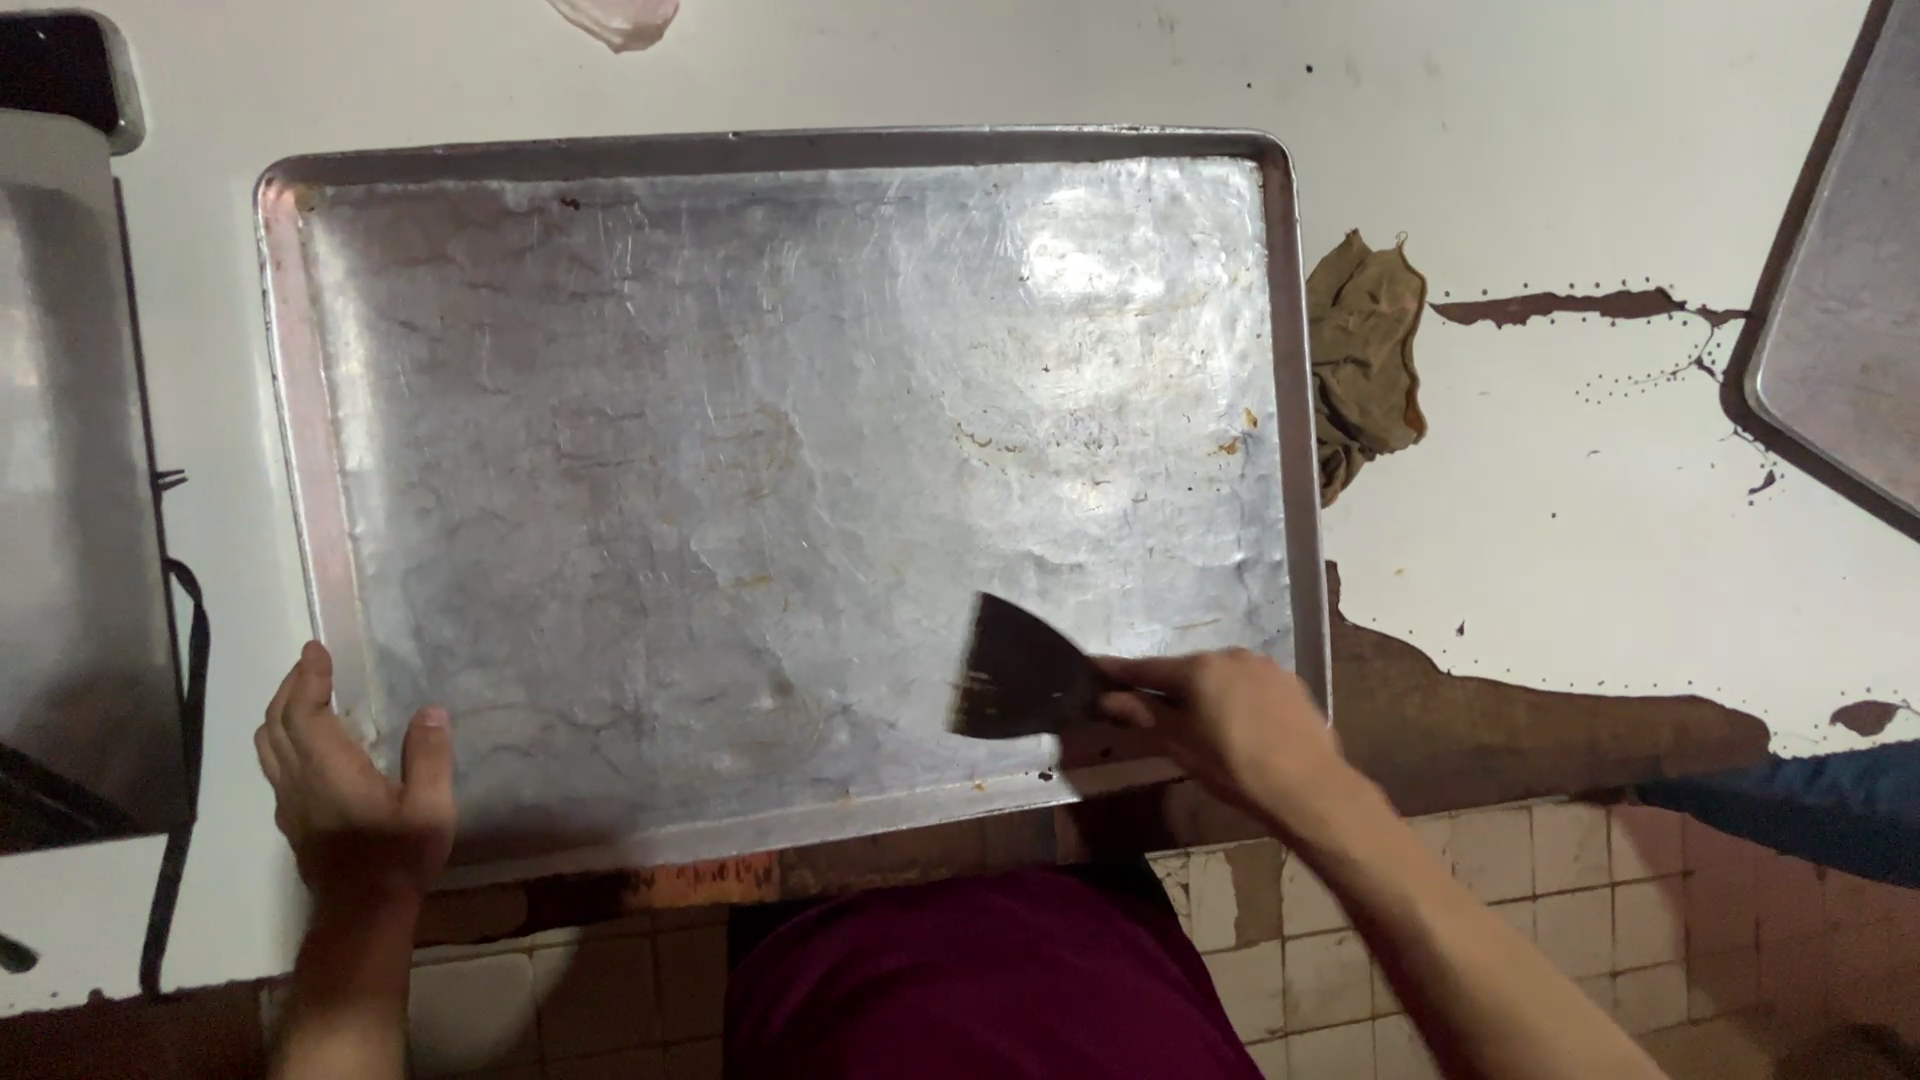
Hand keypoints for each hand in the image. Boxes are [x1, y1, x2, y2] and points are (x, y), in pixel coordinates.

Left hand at [254, 642, 456, 902]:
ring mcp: (291, 802)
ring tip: (305, 692)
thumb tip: (430, 710)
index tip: (316, 649)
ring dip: (280, 712)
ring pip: (267, 746)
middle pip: (275, 726)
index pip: (305, 715)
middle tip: (311, 662)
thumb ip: (428, 756)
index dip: (308, 680)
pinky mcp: (294, 817)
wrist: (363, 912)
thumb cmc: (400, 857)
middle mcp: (299, 782)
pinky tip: (309, 739)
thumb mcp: (430, 806)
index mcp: (330, 773)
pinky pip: (276, 764)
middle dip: (290, 688)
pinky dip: (284, 736)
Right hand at [1095, 648, 1361, 837]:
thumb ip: (1144, 714)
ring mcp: (1263, 667)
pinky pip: (1248, 684)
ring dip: (1203, 691)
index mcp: (1199, 668)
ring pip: (1218, 675)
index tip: (1095, 665)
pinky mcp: (1289, 682)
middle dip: (1166, 686)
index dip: (1118, 671)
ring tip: (1199, 720)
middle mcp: (1230, 656)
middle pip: (1185, 670)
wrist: (1312, 790)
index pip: (1147, 668)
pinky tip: (1237, 722)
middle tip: (1151, 708)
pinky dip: (1233, 696)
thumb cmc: (1236, 769)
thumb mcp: (1182, 745)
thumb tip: (1107, 698)